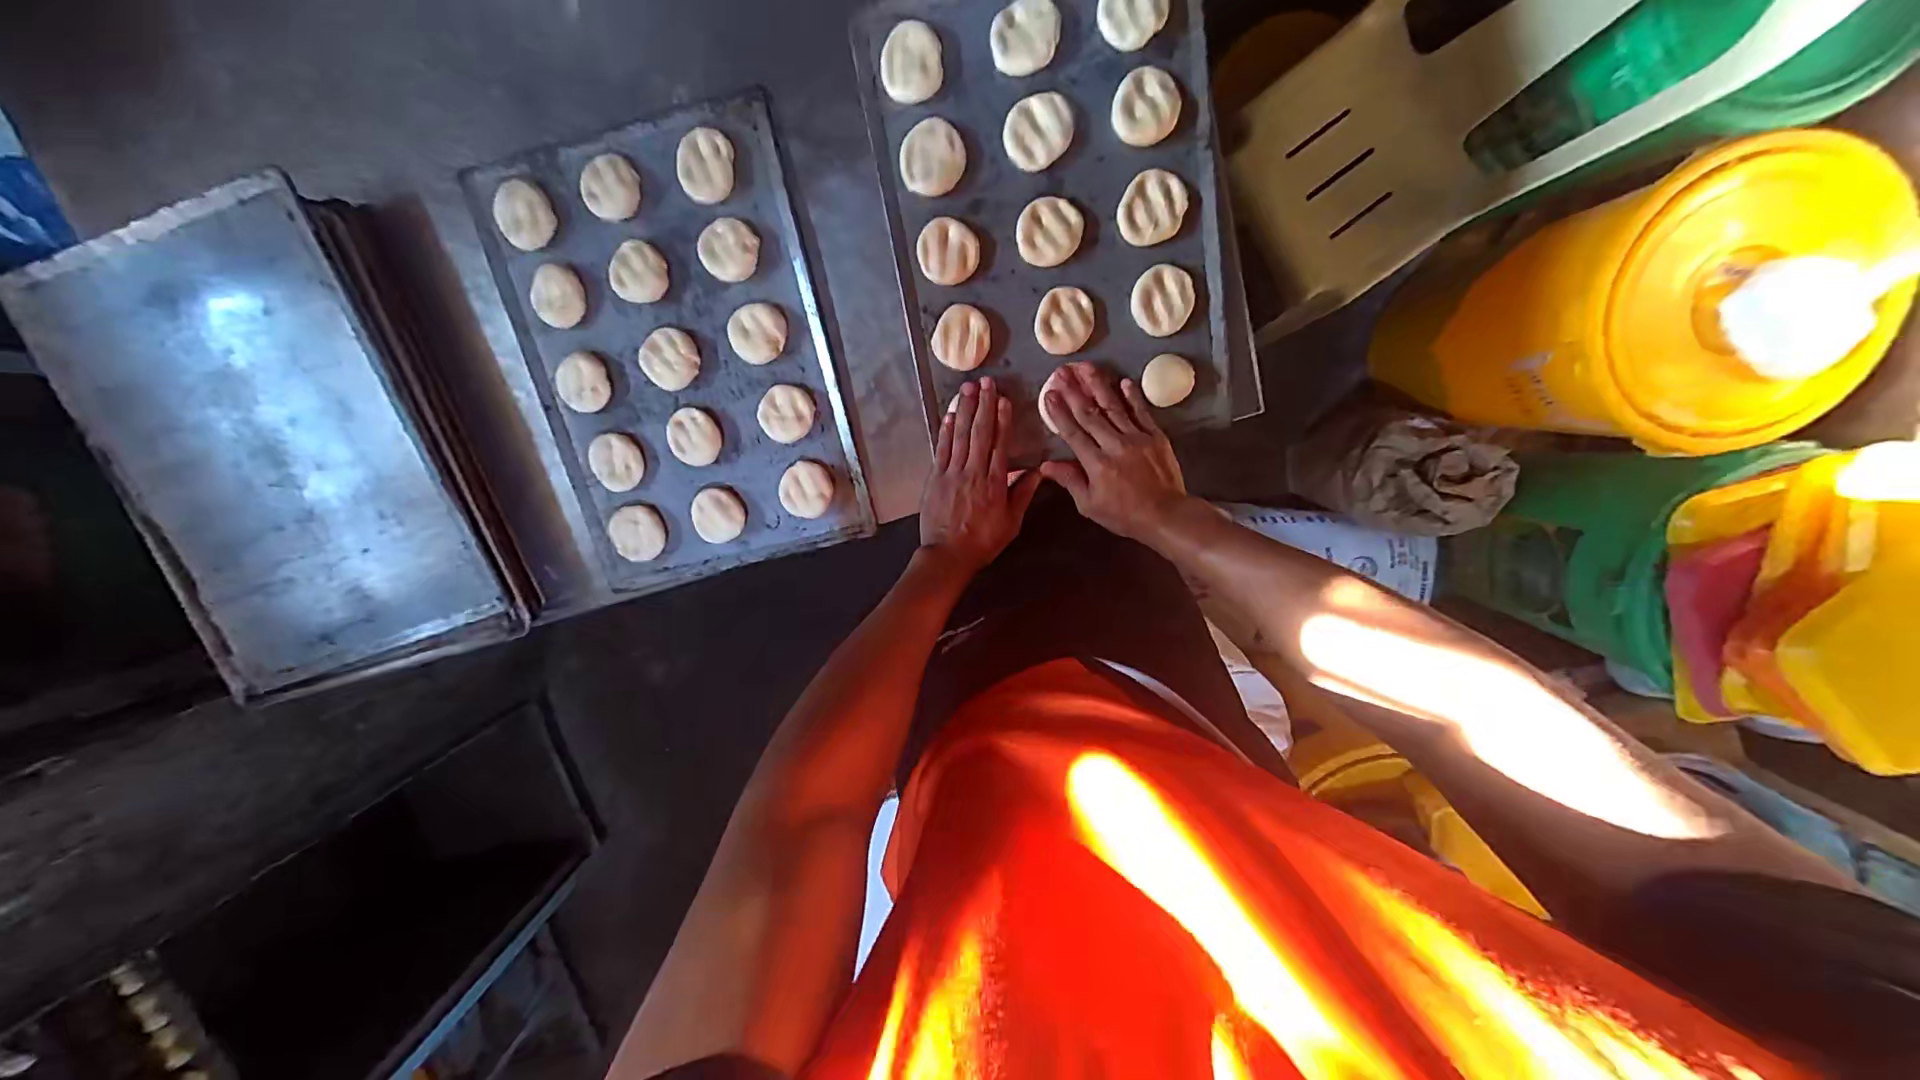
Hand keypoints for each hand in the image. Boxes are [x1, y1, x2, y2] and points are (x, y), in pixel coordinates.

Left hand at [919, 377, 1042, 575]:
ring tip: (967, 389)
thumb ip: (1023, 493)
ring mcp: (952, 473)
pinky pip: (941, 449)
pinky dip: (945, 430)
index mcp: (994, 482)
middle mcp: (973, 471)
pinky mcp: (935, 478)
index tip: (1004, 399)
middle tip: (985, 382)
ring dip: (963, 409)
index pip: (1000, 443)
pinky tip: (948, 414)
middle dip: (983, 405)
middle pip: (979, 432)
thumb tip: (1039, 472)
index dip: (1002, 419)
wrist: (947, 555)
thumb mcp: (1011, 521)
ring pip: (959, 435)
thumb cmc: (983, 541)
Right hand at [1038, 363, 1191, 543]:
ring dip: (1098, 385)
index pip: (1073, 432)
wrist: (1166, 515)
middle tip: (1062, 372)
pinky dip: (1132, 396)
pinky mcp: (1156, 437)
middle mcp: (1115, 445)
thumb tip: (1047, 465)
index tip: (1049, 394)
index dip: (1059, 412)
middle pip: (1090, 413)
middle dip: (1074, 391)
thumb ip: (1070, 480)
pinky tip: (1123, 382)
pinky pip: (1141, 412)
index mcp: (1096, 463)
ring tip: (1087, 367)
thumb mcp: (1089, 505)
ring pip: (1114, 407)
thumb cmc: (1124, 515)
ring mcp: (1137, 438)